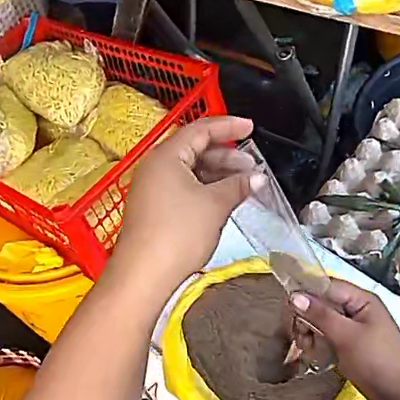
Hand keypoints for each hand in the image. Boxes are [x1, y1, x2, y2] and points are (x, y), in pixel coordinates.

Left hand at [107, 115, 261, 294]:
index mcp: (167, 156)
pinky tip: (223, 200)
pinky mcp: (154, 208)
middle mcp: (156, 167)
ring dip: (218, 175)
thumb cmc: (173, 235)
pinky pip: (184, 188)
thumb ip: (238, 186)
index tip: (249, 127)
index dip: (229, 126)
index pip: (201, 129)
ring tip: (243, 184)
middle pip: (196, 149)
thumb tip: (255, 177)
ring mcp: (153, 188)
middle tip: (251, 165)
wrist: (145, 273)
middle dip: (227, 156)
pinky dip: (206, 189)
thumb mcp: (215, 205)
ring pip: (191, 171)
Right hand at [291, 280, 399, 399]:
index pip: (326, 286)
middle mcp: (356, 309)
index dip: (306, 295)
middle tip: (299, 337)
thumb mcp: (346, 336)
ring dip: (310, 333)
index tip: (288, 311)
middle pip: (322, 304)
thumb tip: (294, 296)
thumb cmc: (377, 360)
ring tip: (306, 348)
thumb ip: (320, 315)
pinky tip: (313, 354)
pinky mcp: (350, 345)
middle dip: (306, 318)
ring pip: (322, 322)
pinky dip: (318, 343)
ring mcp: (353, 328)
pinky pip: (328, 336)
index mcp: (360, 300)